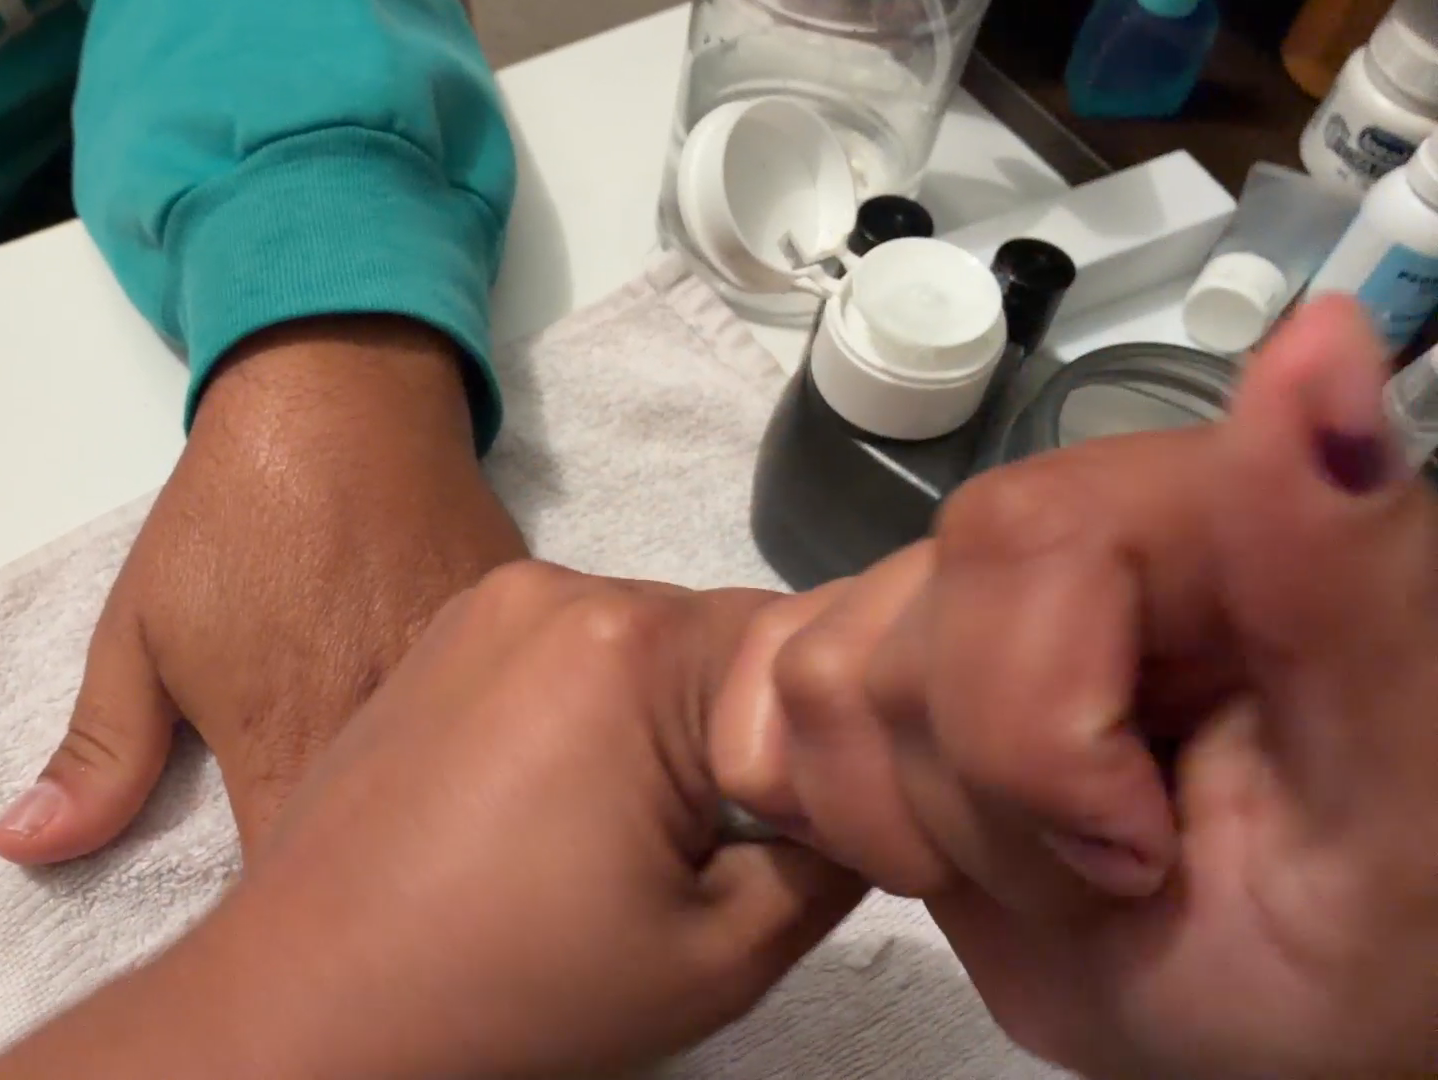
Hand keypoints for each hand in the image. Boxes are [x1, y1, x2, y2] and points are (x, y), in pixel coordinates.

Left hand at [0, 317, 527, 860]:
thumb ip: (101, 752)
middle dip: (366, 860)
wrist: (340, 400)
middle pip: (385, 844)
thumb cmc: (233, 512)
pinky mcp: (504, 629)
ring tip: (418, 792)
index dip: (289, 908)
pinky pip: (499, 704)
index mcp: (285, 744)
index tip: (285, 896)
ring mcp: (457, 676)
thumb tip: (24, 851)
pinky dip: (478, 723)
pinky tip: (470, 709)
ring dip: (431, 795)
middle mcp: (381, 728)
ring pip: (454, 779)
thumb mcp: (138, 626)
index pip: (288, 883)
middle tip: (351, 843)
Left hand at [0, 564, 866, 1079]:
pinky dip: (590, 693)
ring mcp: (492, 597)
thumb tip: (857, 797)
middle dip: (736, 720)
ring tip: (614, 810)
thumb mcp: (716, 950)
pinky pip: (566, 640)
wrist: (314, 989)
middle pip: (712, 635)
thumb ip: (825, 856)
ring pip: (640, 635)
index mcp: (633, 646)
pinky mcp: (448, 626)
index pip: (797, 647)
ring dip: (661, 706)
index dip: (818, 735)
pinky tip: (548, 778)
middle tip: (704, 825)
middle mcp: (559, 587)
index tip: (795, 815)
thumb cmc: (512, 984)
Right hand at [720, 299, 1437, 1078]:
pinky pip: (750, 713)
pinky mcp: (836, 656)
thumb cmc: (1326, 958)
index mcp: (1176, 525)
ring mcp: (910, 600)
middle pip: (885, 641)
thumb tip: (1322, 341)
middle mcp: (1023, 540)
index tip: (1133, 847)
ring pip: (805, 681)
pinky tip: (914, 826)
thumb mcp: (1387, 819)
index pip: (1015, 545)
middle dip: (971, 805)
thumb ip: (1347, 586)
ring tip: (1014, 864)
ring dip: (900, 823)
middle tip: (1094, 876)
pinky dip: (821, 805)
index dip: (1033, 725)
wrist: (1201, 1018)